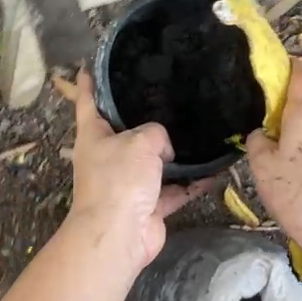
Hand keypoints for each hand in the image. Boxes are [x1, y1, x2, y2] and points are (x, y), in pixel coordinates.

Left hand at [67, 71, 205, 269]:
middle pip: (125, 133)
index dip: (88, 84)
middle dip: (143, 120)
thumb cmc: (119, 179)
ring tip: (196, 133)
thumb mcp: (140, 141)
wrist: (119, 234)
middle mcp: (108, 157)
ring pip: (152, 163)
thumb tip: (163, 150)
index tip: (89, 66)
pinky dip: (191, 183)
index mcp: (94, 136)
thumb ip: (156, 133)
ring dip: (172, 155)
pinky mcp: (147, 205)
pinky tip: (214, 172)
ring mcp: (127, 183)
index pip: (88, 102)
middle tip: (164, 98)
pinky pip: (173, 189)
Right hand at [247, 58, 301, 267]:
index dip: (288, 66)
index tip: (271, 70)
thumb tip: (263, 133)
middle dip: (290, 103)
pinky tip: (297, 165)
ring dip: (301, 126)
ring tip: (280, 148)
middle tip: (267, 121)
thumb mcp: (262, 168)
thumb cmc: (298, 195)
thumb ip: (257, 141)